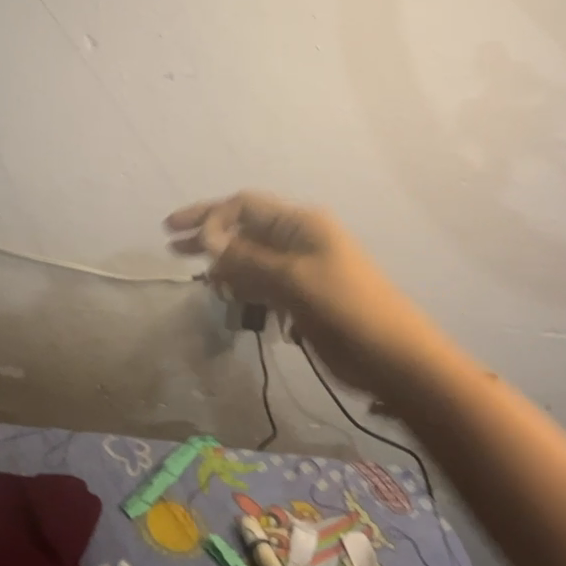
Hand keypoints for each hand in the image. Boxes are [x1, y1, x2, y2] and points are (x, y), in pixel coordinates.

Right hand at [165, 191, 452, 401]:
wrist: (396, 360)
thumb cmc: (347, 310)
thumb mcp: (293, 279)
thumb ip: (246, 258)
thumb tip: (207, 238)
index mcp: (301, 224)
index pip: (245, 206)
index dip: (211, 216)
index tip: (183, 237)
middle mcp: (298, 239)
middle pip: (244, 227)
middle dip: (208, 232)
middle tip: (169, 240)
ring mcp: (300, 269)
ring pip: (249, 256)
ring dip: (220, 260)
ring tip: (188, 268)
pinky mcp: (301, 297)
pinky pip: (260, 281)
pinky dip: (239, 282)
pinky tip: (221, 290)